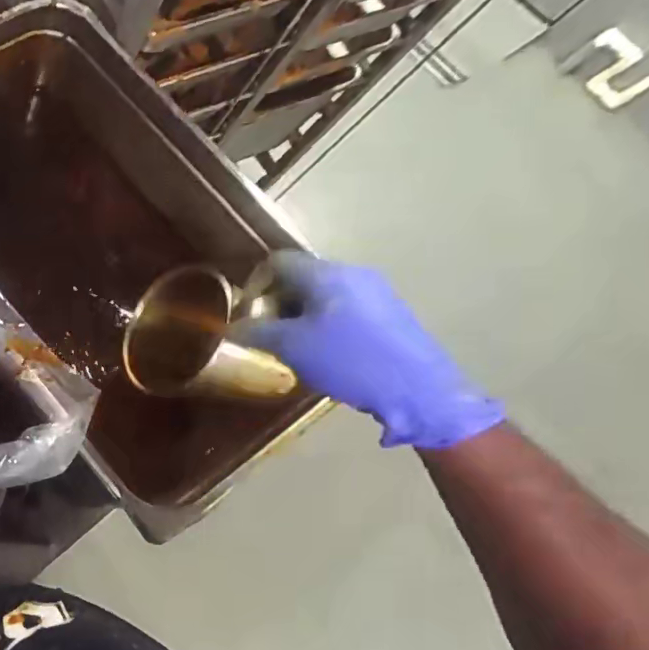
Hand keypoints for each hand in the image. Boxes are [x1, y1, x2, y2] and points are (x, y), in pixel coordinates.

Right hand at [238, 251, 502, 448]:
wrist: (415, 388)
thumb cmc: (347, 360)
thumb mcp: (291, 348)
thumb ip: (257, 333)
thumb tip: (233, 327)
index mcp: (326, 274)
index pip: (279, 261)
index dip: (255, 284)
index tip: (247, 315)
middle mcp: (353, 273)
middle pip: (301, 278)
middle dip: (277, 305)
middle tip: (267, 337)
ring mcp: (375, 292)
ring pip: (323, 296)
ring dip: (299, 318)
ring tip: (294, 350)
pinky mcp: (389, 314)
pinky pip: (344, 310)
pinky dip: (323, 326)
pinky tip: (325, 356)